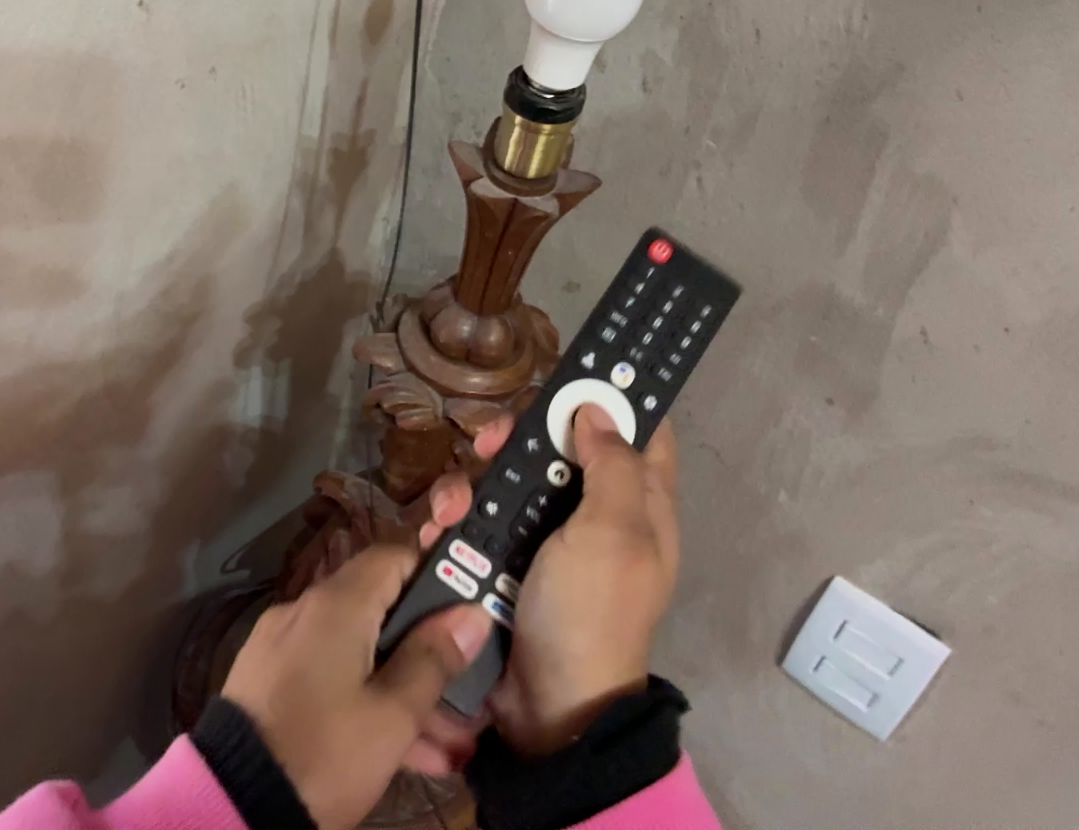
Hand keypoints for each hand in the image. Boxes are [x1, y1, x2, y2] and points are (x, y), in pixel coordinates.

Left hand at [219, 545, 492, 829]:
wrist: (236, 795)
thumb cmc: (325, 749)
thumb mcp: (392, 714)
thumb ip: (433, 659)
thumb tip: (470, 613)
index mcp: (336, 604)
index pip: (392, 557)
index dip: (435, 572)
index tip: (470, 604)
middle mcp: (305, 610)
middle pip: (378, 608)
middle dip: (426, 649)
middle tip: (468, 691)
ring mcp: (284, 643)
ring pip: (358, 649)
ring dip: (403, 685)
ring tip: (450, 741)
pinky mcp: (273, 677)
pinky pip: (330, 672)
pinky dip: (366, 697)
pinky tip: (405, 751)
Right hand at [412, 404, 680, 760]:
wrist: (548, 701)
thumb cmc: (591, 611)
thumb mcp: (613, 536)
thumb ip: (612, 468)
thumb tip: (598, 408)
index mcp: (637, 505)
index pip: (639, 432)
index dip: (608, 398)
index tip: (566, 376)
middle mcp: (591, 512)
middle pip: (554, 446)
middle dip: (515, 439)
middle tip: (488, 442)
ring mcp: (542, 536)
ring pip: (504, 479)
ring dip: (470, 484)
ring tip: (449, 509)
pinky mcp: (501, 557)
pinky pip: (474, 519)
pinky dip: (453, 520)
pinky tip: (438, 532)